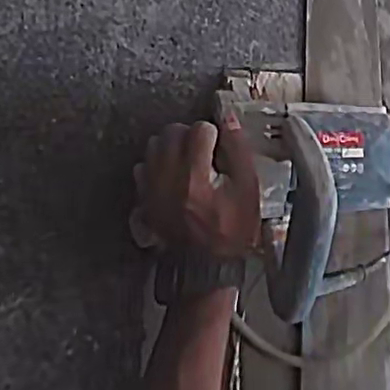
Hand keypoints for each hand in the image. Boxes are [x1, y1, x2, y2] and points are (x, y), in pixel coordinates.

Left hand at [139, 115, 260, 258]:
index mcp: (195, 178)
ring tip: (188, 161)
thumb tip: (229, 120)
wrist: (206, 269)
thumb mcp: (248, 190)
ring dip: (172, 146)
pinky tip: (172, 175)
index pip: (200, 130)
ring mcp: (151, 190)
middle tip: (204, 150)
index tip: (221, 148)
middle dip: (191, 135)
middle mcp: (167, 180)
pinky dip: (156, 164)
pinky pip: (142, 167)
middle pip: (172, 132)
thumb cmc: (233, 230)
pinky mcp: (143, 200)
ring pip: (154, 145)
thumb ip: (239, 151)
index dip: (214, 134)